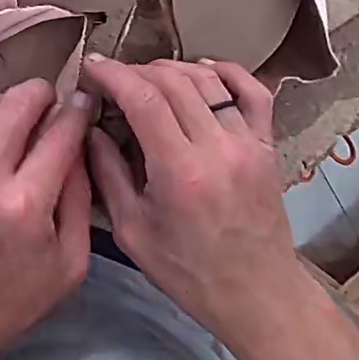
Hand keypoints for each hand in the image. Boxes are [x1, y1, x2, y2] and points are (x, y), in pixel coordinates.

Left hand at [0, 78, 93, 359]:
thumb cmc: (14, 296)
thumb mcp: (71, 260)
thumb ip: (82, 194)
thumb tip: (81, 139)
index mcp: (25, 205)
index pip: (61, 130)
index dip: (79, 109)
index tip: (85, 102)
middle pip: (20, 100)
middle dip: (45, 93)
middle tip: (53, 107)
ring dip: (12, 104)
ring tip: (22, 125)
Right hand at [83, 56, 314, 351]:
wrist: (257, 293)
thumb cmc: (189, 272)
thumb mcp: (133, 233)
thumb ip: (108, 176)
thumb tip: (91, 129)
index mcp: (180, 172)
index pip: (144, 100)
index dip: (115, 75)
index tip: (94, 66)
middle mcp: (216, 148)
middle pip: (174, 83)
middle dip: (138, 70)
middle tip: (118, 76)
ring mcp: (247, 142)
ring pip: (209, 81)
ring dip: (174, 68)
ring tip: (150, 74)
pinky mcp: (267, 143)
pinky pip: (253, 91)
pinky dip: (227, 71)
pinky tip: (203, 69)